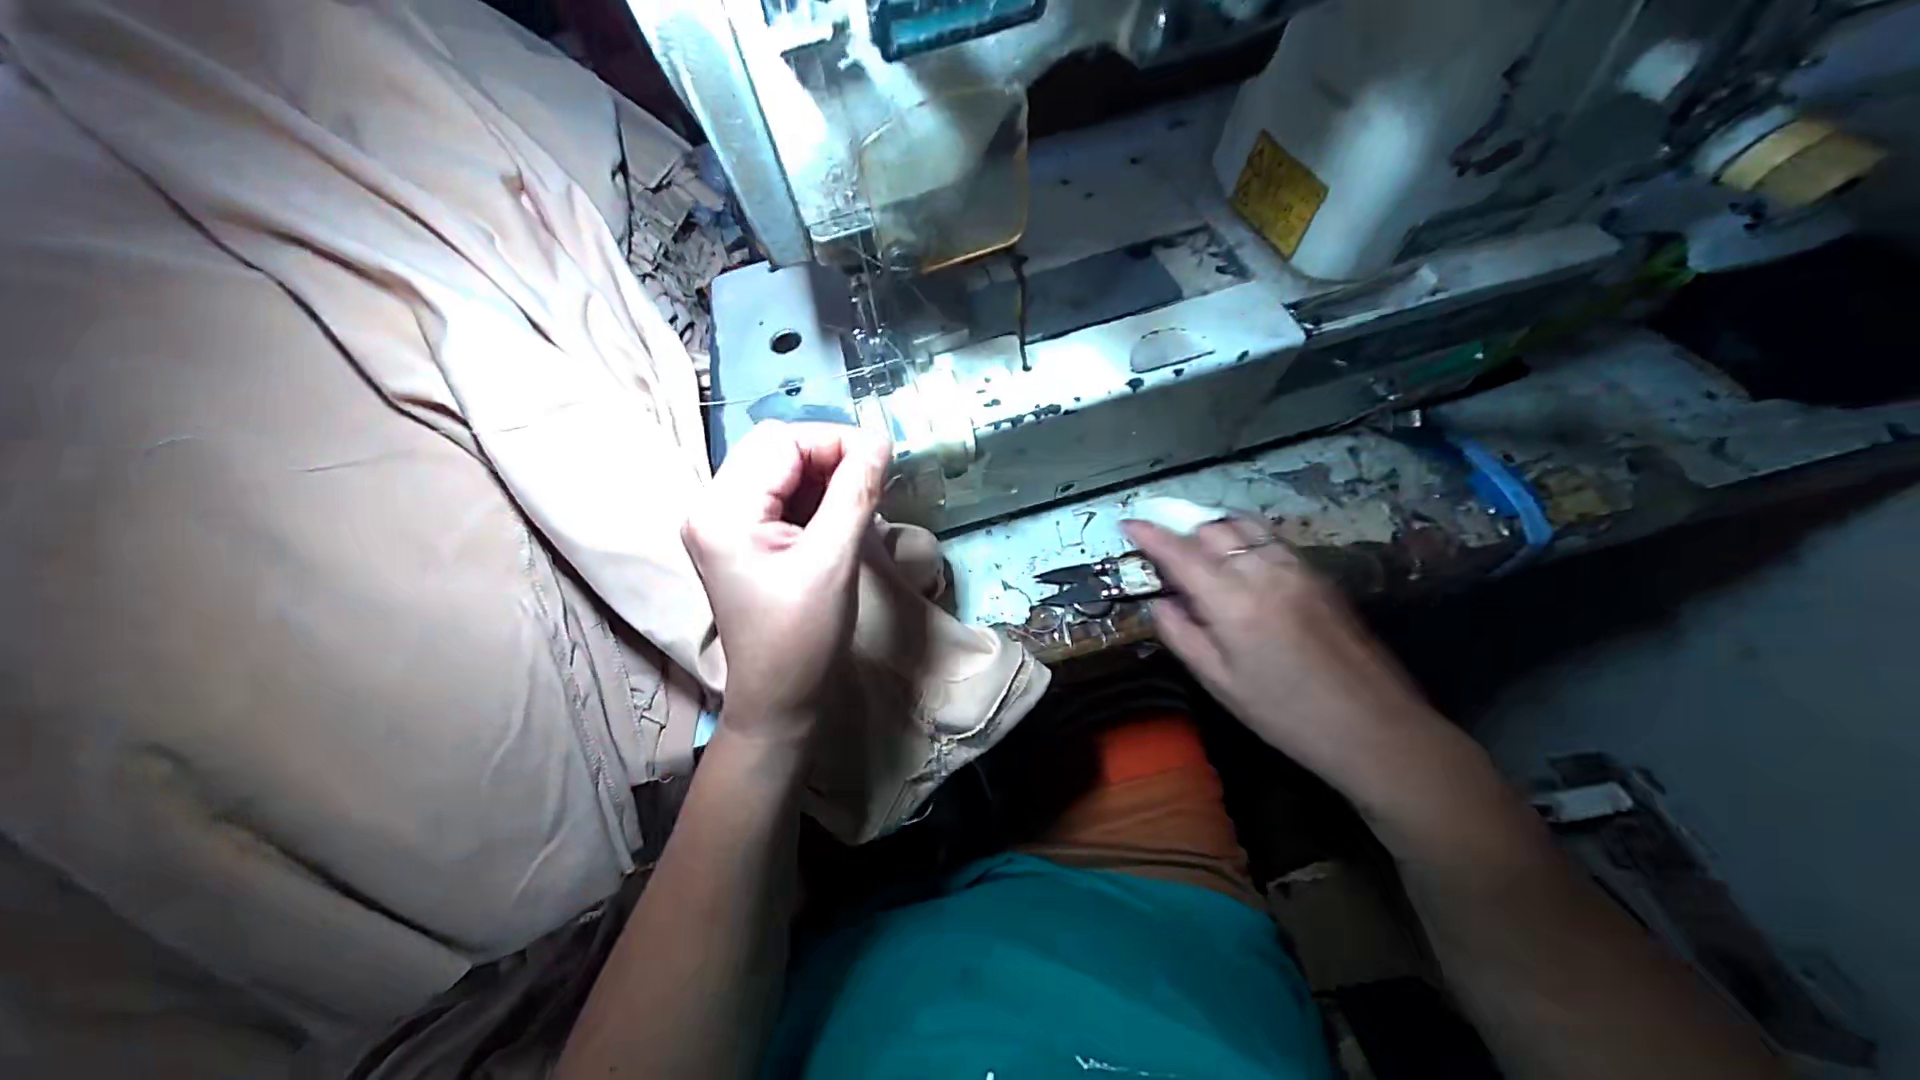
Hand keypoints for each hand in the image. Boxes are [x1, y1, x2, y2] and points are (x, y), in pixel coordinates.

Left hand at [684, 421, 891, 742]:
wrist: (779, 698)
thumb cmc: (802, 637)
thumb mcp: (834, 560)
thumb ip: (856, 492)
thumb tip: (880, 439)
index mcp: (722, 511)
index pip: (781, 442)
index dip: (834, 441)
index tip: (881, 462)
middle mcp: (712, 507)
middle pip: (776, 449)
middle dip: (830, 456)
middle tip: (873, 482)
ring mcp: (723, 522)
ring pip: (781, 469)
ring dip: (825, 475)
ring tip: (860, 500)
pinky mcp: (741, 537)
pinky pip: (781, 494)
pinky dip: (815, 494)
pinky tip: (840, 514)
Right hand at [1122, 517, 1441, 778]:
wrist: (1374, 727)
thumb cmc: (1284, 713)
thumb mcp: (1219, 682)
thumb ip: (1181, 634)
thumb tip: (1159, 601)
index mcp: (1232, 601)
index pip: (1180, 552)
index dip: (1149, 534)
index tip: (1128, 522)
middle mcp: (1263, 570)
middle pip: (1211, 528)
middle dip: (1180, 529)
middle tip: (1162, 546)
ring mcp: (1296, 567)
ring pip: (1244, 525)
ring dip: (1212, 527)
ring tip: (1196, 545)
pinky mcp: (1318, 573)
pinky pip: (1269, 538)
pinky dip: (1243, 536)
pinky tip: (1237, 557)